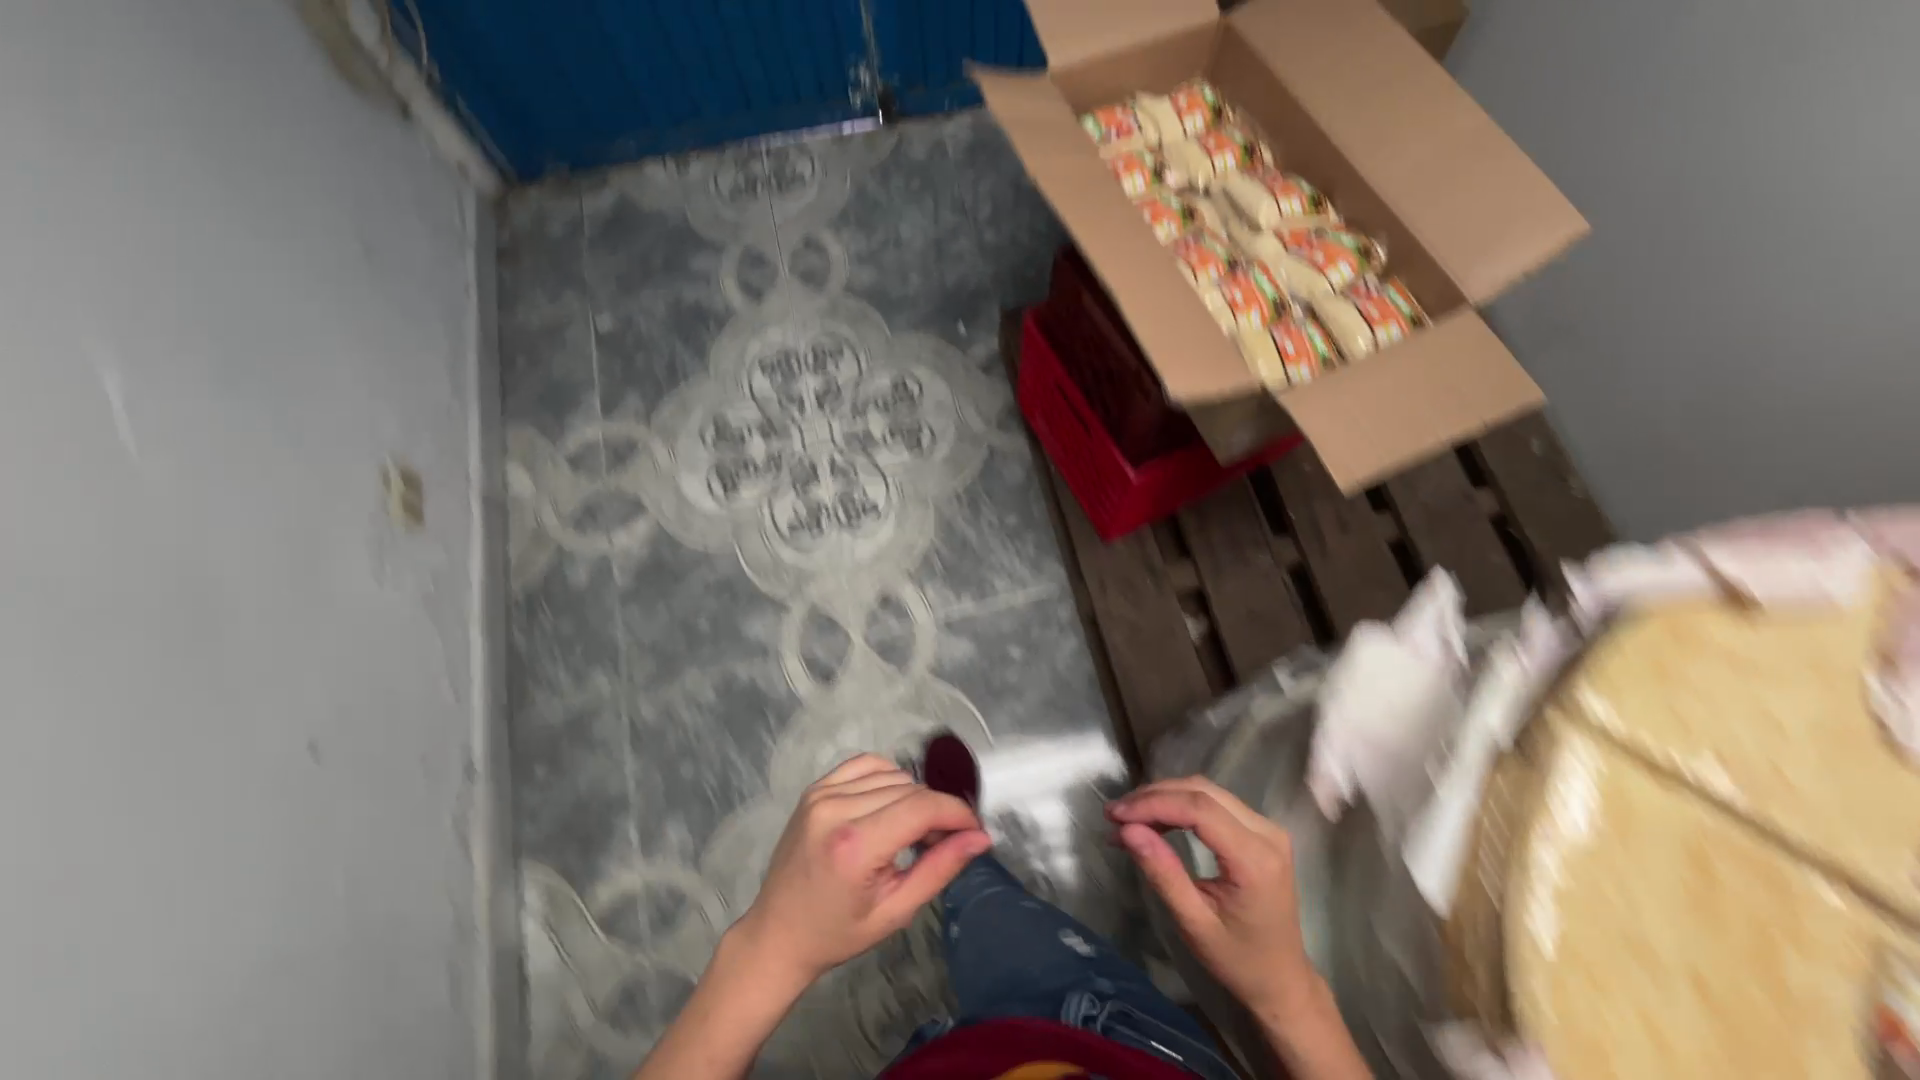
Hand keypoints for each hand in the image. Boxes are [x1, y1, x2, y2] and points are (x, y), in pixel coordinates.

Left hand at [732, 753, 990, 987]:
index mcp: (855, 846)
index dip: (957, 813)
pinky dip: (888, 778)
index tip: (974, 830)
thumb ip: (940, 869)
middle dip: (938, 811)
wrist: (778, 932)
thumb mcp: (896, 911)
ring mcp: (821, 794)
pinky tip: (890, 805)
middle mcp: (836, 809)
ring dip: (914, 797)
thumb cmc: (838, 932)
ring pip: (892, 775)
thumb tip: (980, 837)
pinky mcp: (814, 789)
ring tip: (913, 832)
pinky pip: (866, 765)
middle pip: (911, 789)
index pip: (922, 807)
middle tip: (942, 842)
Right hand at [1107, 777, 1318, 1022]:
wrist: (1280, 978)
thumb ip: (1162, 872)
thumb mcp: (1193, 922)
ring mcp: (1267, 828)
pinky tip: (1156, 821)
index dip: (1153, 804)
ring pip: (1207, 791)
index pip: (1199, 809)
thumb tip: (1127, 830)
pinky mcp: (1261, 830)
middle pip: (1202, 791)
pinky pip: (1215, 803)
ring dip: (1164, 798)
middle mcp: (1267, 833)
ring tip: (1128, 818)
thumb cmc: (1237, 958)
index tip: (1115, 815)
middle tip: (1114, 815)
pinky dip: (1181, 805)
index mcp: (1254, 859)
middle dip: (1153, 797)